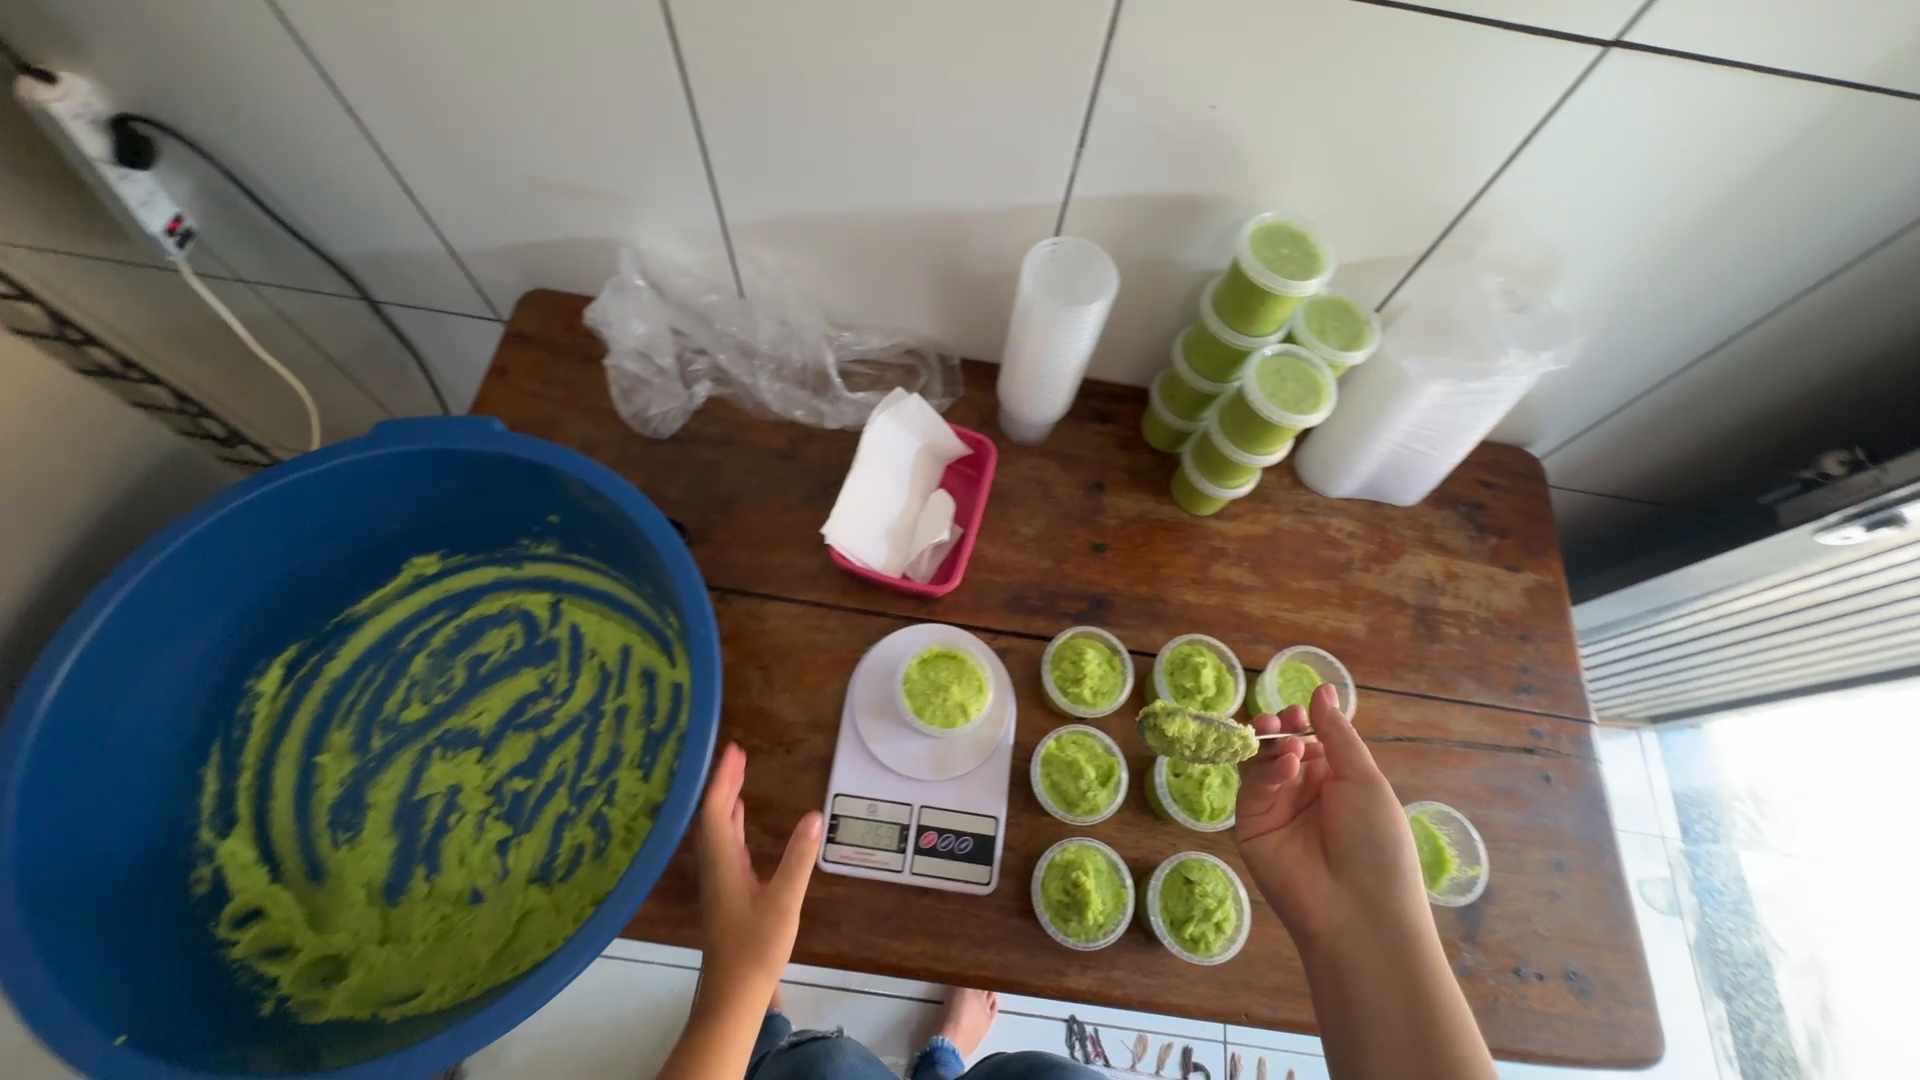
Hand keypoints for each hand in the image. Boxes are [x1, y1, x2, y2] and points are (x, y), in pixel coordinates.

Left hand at [695, 743, 822, 994]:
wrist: (732, 995)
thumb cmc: (755, 949)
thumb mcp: (784, 902)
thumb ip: (798, 859)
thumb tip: (814, 815)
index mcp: (723, 864)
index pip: (715, 812)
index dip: (723, 780)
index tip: (734, 751)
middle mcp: (716, 866)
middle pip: (712, 816)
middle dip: (723, 783)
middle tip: (737, 753)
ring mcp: (720, 879)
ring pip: (716, 829)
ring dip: (725, 799)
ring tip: (736, 774)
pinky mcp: (727, 890)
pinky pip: (725, 843)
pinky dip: (731, 821)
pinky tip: (739, 817)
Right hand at [1234, 684, 1428, 946]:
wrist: (1358, 911)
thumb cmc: (1377, 844)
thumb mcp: (1365, 781)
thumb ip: (1337, 734)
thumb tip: (1323, 689)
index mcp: (1336, 780)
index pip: (1310, 738)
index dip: (1303, 721)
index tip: (1300, 709)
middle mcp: (1303, 791)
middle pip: (1280, 745)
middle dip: (1279, 727)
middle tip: (1281, 720)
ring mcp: (1275, 808)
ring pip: (1260, 762)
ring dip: (1269, 743)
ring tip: (1280, 737)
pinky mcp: (1251, 824)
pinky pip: (1253, 787)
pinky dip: (1267, 770)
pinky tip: (1286, 766)